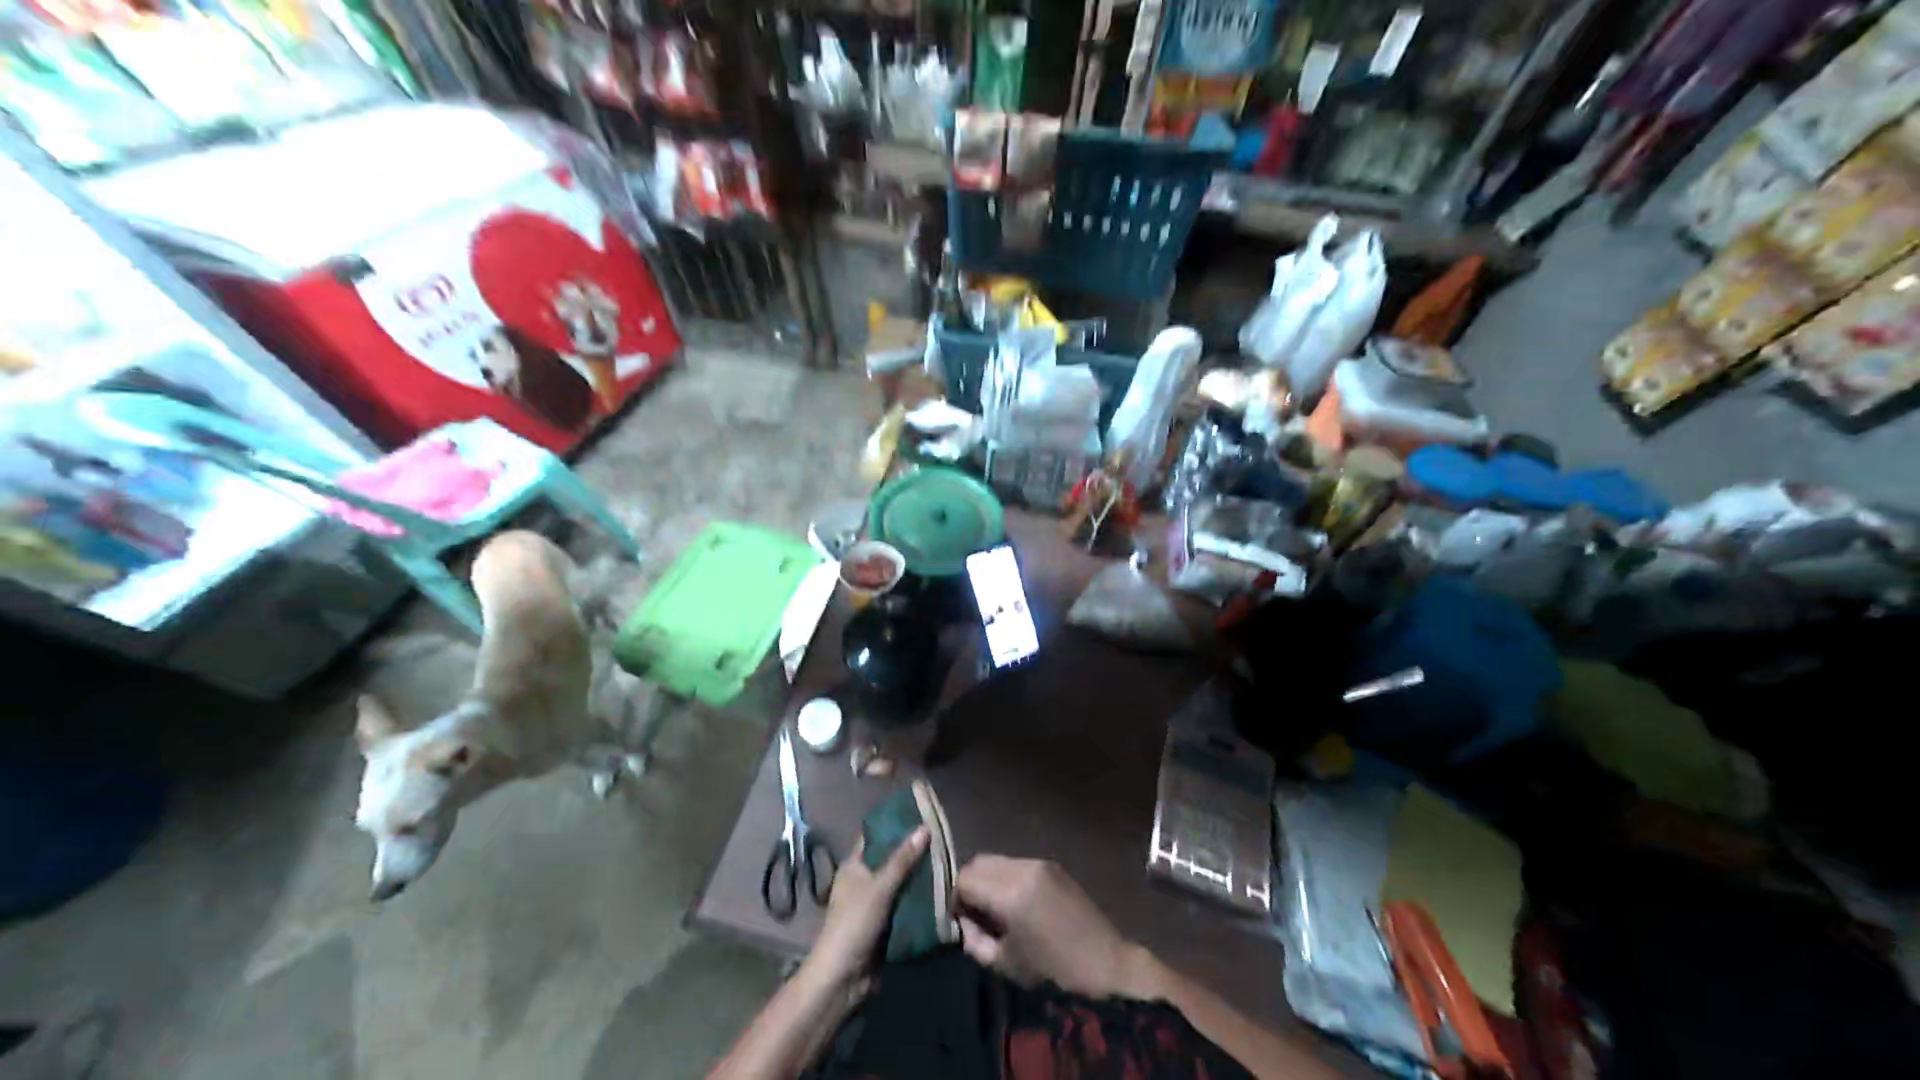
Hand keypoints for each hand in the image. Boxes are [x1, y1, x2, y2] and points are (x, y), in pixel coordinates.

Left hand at [804, 827, 927, 987]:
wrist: (844, 978)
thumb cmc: (854, 924)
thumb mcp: (879, 888)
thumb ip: (902, 860)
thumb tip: (924, 828)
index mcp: (854, 866)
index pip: (875, 836)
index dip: (894, 824)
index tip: (920, 814)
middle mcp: (863, 881)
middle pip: (891, 859)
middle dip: (913, 852)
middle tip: (942, 839)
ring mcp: (875, 903)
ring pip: (901, 883)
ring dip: (920, 877)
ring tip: (947, 861)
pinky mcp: (886, 924)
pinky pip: (906, 905)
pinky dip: (920, 899)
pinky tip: (941, 891)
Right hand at [955, 855, 1156, 1000]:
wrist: (1106, 965)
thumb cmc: (1053, 972)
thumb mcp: (1005, 964)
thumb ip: (974, 941)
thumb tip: (963, 924)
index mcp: (1009, 892)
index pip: (964, 879)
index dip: (955, 900)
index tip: (960, 922)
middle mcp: (1022, 867)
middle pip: (978, 862)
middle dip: (969, 886)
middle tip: (973, 915)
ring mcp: (1039, 862)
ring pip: (997, 860)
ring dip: (987, 880)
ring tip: (994, 910)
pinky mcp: (1052, 865)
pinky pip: (1016, 863)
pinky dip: (1006, 878)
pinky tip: (1015, 904)